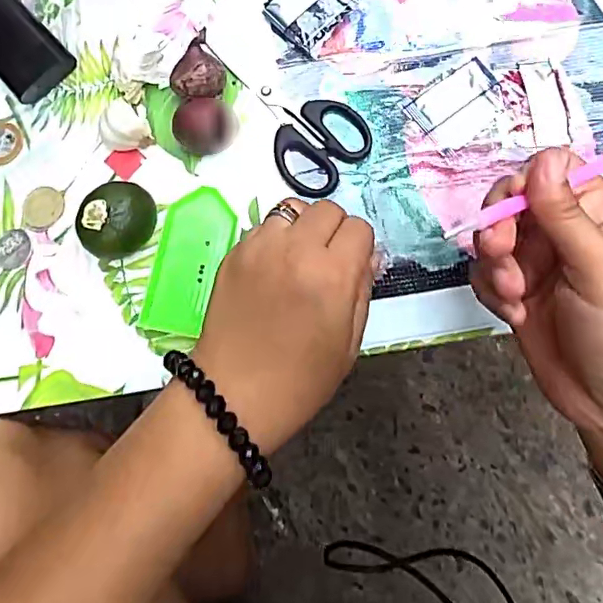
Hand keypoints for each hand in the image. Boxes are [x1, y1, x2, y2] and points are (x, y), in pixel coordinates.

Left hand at [193, 199, 373, 451]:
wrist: (234, 394)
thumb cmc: (300, 380)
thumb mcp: (349, 342)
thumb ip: (362, 290)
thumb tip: (368, 256)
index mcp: (332, 275)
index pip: (359, 228)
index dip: (360, 246)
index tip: (353, 265)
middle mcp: (296, 250)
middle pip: (327, 209)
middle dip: (334, 230)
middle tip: (327, 260)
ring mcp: (261, 247)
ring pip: (292, 209)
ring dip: (301, 228)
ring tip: (296, 260)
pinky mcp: (235, 252)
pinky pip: (263, 227)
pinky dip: (273, 239)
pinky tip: (271, 270)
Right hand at [471, 149, 602, 501]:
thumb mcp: (602, 273)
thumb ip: (567, 216)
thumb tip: (543, 159)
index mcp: (602, 220)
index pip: (558, 172)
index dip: (531, 180)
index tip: (516, 203)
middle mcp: (568, 235)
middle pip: (515, 200)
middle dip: (499, 223)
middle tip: (498, 250)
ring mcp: (540, 264)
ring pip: (494, 235)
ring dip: (493, 262)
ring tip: (512, 294)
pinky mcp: (517, 292)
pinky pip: (486, 271)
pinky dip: (490, 288)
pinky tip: (511, 312)